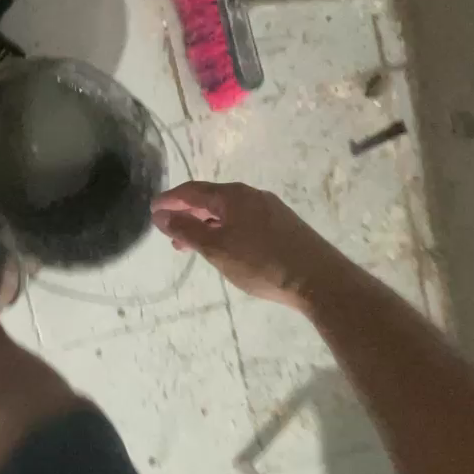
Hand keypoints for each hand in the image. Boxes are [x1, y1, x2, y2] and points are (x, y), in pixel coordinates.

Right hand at [150, 181, 356, 310]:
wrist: (322, 282)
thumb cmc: (262, 263)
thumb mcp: (216, 248)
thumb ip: (186, 230)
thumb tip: (162, 215)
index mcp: (233, 196)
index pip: (191, 191)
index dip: (169, 200)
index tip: (152, 210)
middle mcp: (251, 196)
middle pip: (210, 199)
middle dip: (186, 213)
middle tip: (168, 230)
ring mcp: (270, 210)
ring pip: (227, 212)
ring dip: (204, 224)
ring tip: (190, 245)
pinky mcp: (283, 226)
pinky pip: (243, 220)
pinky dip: (224, 229)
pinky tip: (223, 247)